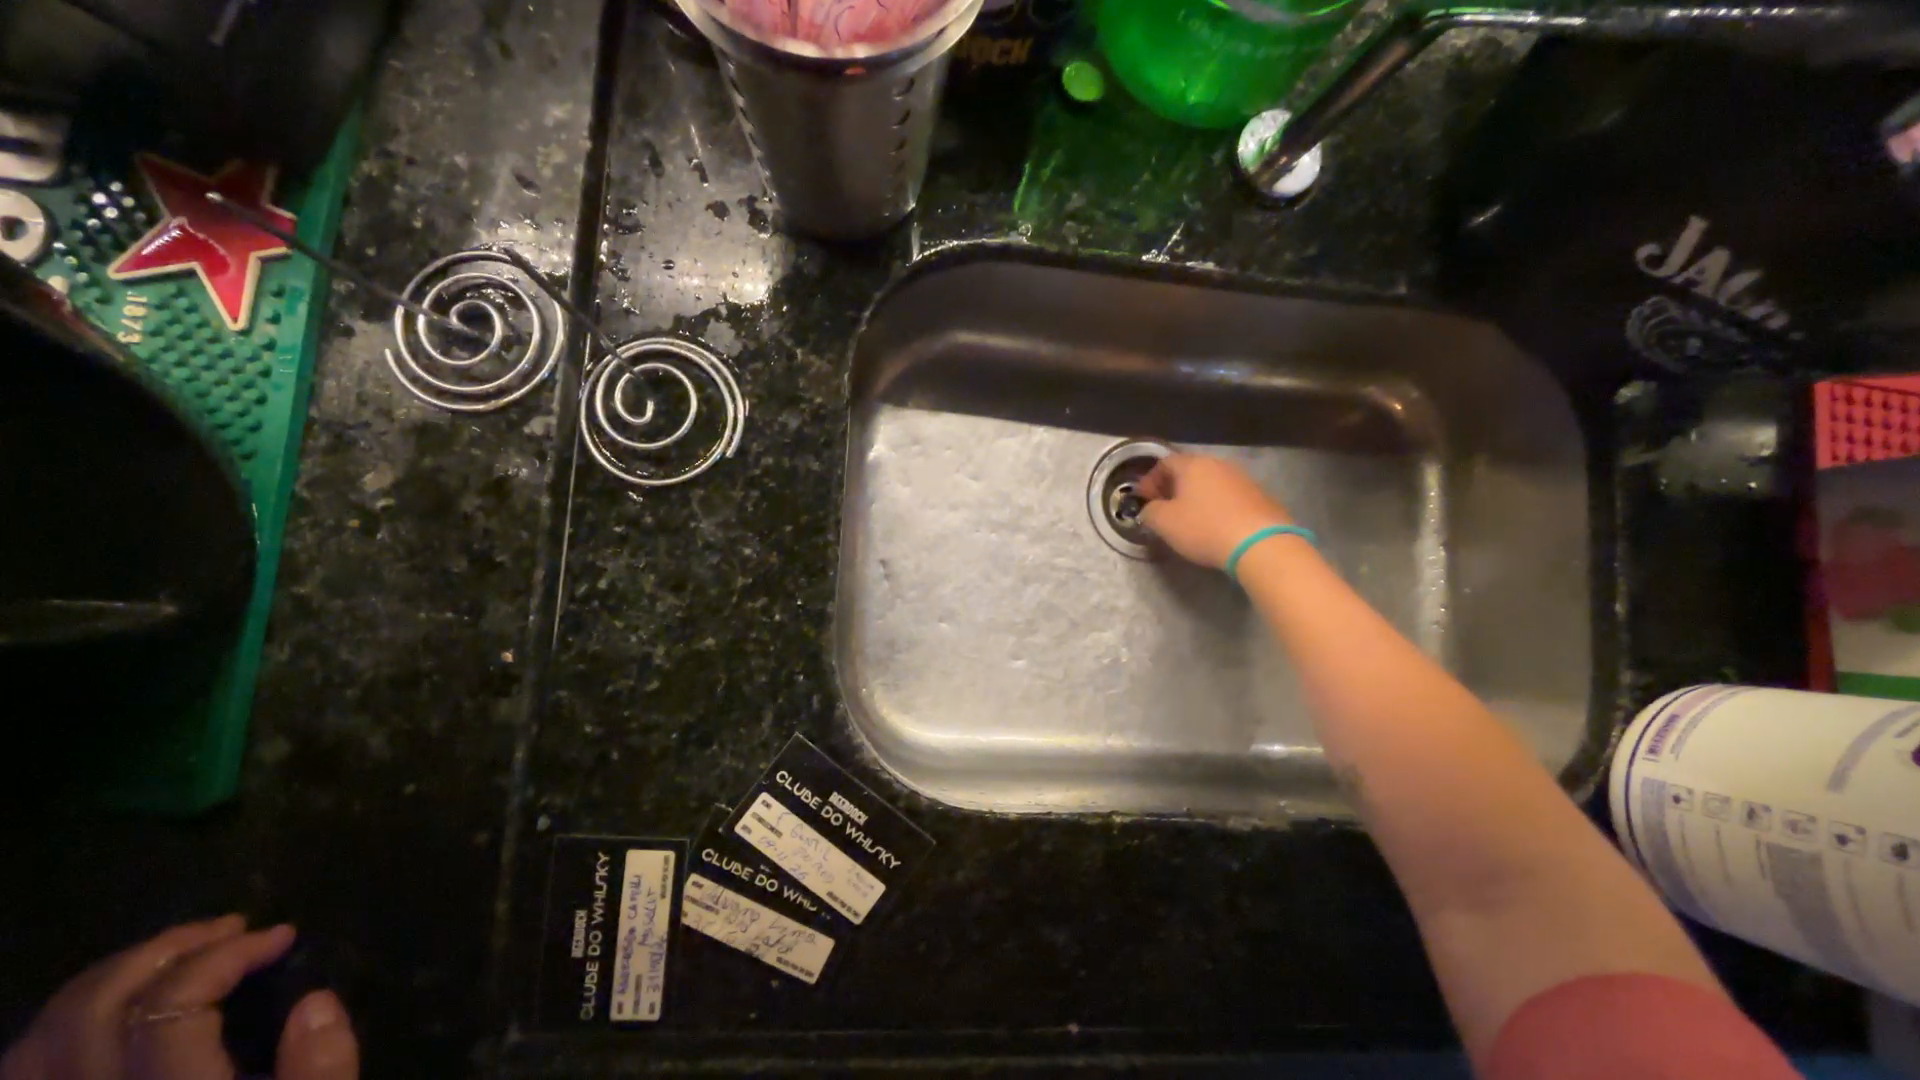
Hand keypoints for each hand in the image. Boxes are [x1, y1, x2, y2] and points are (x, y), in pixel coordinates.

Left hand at [1, 916, 358, 1079]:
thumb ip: (320, 1072)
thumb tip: (316, 1001)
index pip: (173, 1006)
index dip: (228, 956)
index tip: (282, 936)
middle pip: (97, 1009)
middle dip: (168, 950)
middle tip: (229, 926)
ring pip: (43, 1035)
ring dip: (113, 975)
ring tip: (174, 954)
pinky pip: (21, 1066)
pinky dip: (63, 1021)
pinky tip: (115, 1005)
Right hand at [1137, 453, 1292, 569]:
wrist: (1260, 543)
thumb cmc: (1205, 528)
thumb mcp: (1165, 523)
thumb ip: (1149, 512)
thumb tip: (1149, 509)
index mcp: (1193, 465)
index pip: (1164, 463)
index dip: (1149, 480)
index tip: (1143, 500)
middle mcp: (1219, 465)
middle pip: (1189, 471)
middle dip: (1173, 488)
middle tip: (1163, 509)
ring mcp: (1243, 479)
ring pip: (1211, 484)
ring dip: (1196, 498)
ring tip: (1189, 520)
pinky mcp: (1260, 497)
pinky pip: (1229, 497)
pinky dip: (1217, 507)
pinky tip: (1215, 526)